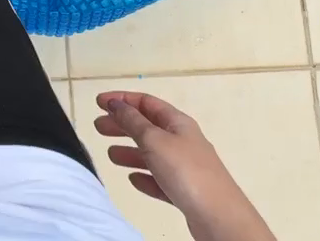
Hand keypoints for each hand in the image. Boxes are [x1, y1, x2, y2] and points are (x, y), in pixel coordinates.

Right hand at [93, 91, 275, 240]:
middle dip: (122, 125)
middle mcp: (183, 141)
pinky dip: (145, 177)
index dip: (122, 99)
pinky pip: (161, 179)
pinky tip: (133, 180)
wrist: (222, 220)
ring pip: (152, 154)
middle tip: (98, 128)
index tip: (98, 102)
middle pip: (147, 127)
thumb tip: (115, 104)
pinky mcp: (187, 192)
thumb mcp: (154, 139)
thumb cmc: (186, 171)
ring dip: (130, 151)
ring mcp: (186, 168)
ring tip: (110, 156)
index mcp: (178, 123)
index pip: (146, 102)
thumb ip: (132, 121)